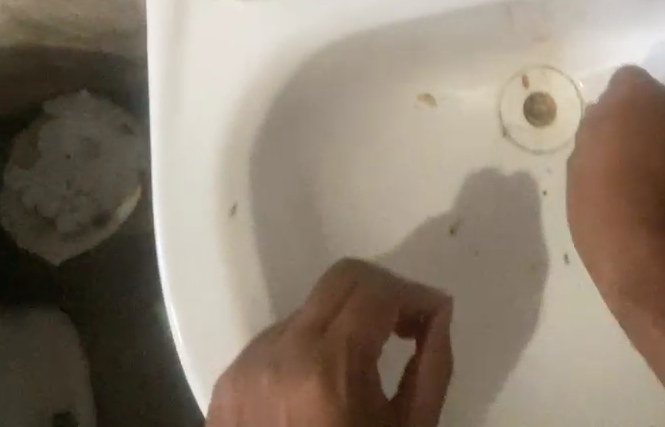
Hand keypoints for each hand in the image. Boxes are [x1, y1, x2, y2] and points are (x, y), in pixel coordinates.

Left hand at [207, 259, 453, 426]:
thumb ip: (433, 362)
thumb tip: (438, 309)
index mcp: (328, 368)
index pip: (375, 289)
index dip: (412, 293)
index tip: (433, 314)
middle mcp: (280, 353)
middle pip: (341, 279)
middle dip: (383, 293)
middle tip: (407, 325)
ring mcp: (247, 367)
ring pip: (310, 307)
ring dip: (346, 320)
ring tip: (365, 363)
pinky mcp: (225, 384)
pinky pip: (279, 338)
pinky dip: (311, 346)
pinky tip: (324, 385)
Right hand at [566, 66, 664, 309]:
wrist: (660, 265)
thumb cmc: (606, 206)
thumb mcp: (579, 163)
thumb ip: (595, 130)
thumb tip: (606, 122)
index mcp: (639, 96)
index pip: (623, 82)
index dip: (609, 105)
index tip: (598, 133)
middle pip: (651, 101)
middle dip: (635, 118)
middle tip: (612, 152)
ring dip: (654, 141)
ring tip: (632, 178)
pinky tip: (651, 194)